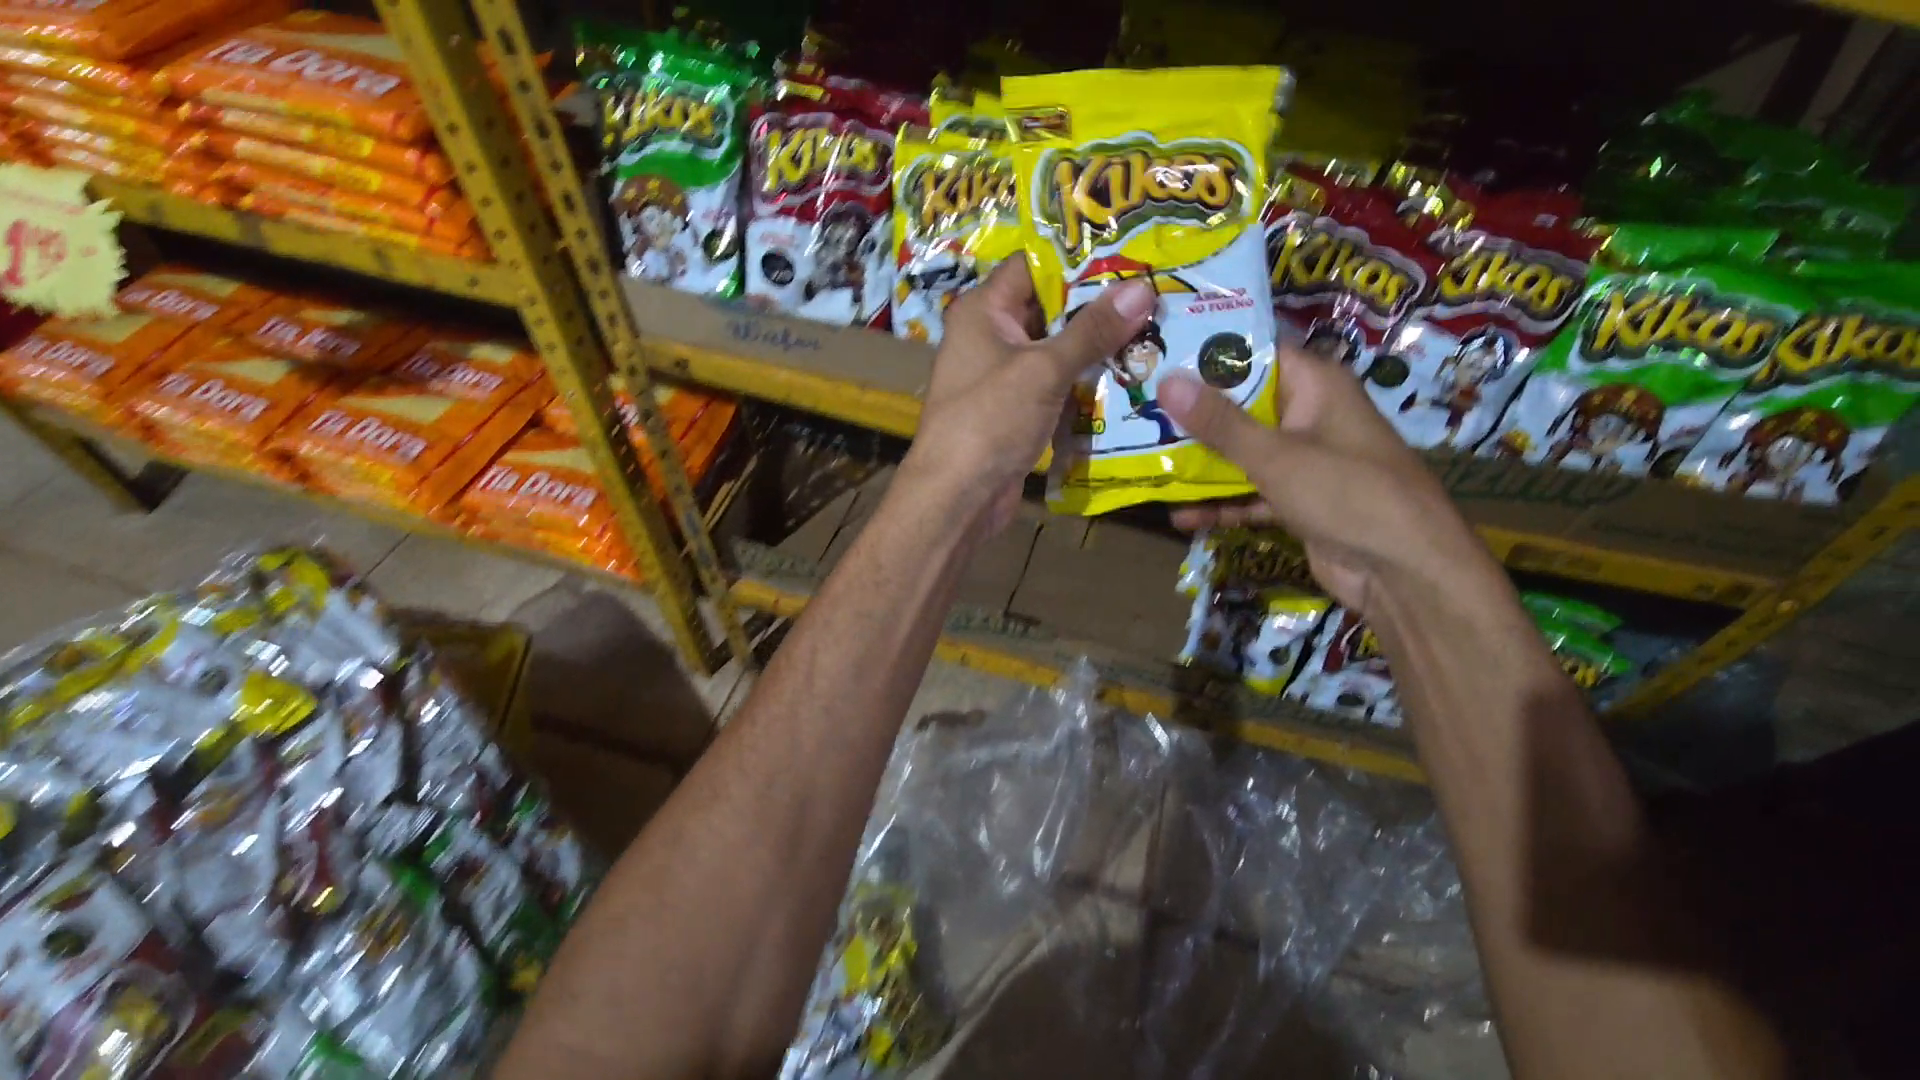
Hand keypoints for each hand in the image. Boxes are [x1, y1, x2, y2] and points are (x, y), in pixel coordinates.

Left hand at [903, 259, 1155, 537]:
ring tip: (1157, 330)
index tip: (1132, 254)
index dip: (1080, 258)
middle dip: (1099, 305)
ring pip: (1058, 349)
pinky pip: (1057, 385)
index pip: (1034, 265)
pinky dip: (1086, 383)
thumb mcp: (1043, 369)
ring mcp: (1004, 375)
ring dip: (1098, 348)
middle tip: (1157, 292)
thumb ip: (1092, 330)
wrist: (957, 498)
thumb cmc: (989, 421)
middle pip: (1051, 307)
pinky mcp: (1017, 410)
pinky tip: (1131, 377)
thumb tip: (1141, 288)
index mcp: (985, 310)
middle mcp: (991, 335)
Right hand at [1156, 344, 1498, 617]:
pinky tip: (1180, 518)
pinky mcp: (1301, 502)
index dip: (1208, 354)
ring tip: (1146, 463)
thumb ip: (1219, 422)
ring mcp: (1306, 462)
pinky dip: (1223, 505)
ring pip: (1244, 454)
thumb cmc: (1346, 493)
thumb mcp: (1275, 455)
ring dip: (1202, 464)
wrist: (1404, 571)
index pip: (1256, 354)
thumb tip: (1165, 379)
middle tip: (1136, 411)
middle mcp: (1311, 416)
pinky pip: (1252, 494)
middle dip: (1193, 414)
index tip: (1158, 353)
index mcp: (1316, 386)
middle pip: (1243, 406)